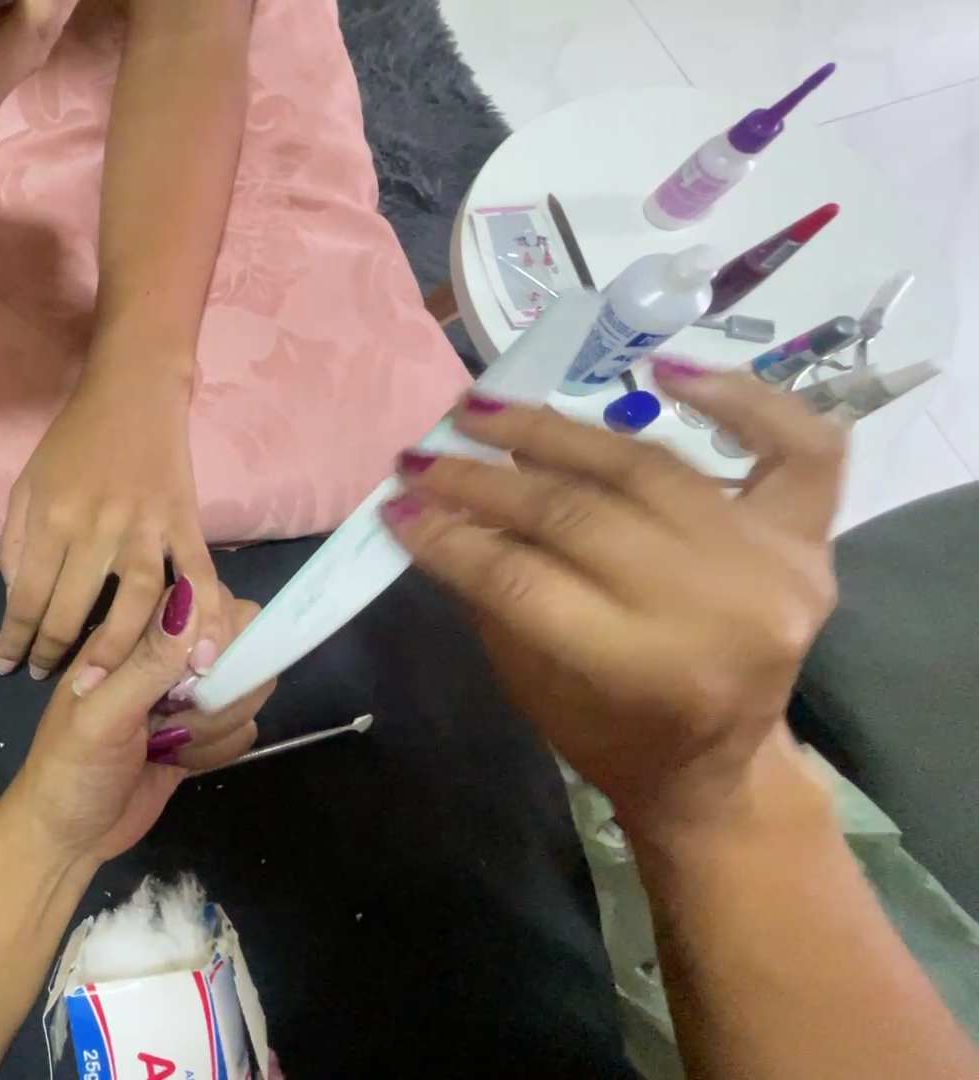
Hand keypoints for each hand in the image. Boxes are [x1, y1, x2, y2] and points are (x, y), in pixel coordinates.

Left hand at [0, 369, 220, 679]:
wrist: (132, 393)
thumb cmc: (72, 441)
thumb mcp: (26, 484)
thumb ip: (14, 542)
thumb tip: (18, 598)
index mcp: (50, 517)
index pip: (26, 596)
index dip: (14, 638)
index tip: (7, 665)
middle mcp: (95, 528)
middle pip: (72, 608)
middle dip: (53, 653)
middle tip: (47, 677)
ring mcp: (145, 526)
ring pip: (132, 603)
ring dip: (114, 652)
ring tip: (99, 682)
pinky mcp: (185, 522)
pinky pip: (195, 576)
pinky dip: (200, 618)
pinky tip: (198, 660)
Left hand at [8, 577, 273, 862]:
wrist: (68, 838)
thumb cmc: (70, 770)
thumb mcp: (103, 715)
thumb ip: (149, 661)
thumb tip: (194, 598)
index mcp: (129, 636)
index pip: (199, 597)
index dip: (215, 627)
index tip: (201, 669)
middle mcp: (162, 657)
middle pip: (235, 637)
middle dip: (224, 682)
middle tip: (181, 713)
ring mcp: (185, 695)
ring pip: (245, 684)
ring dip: (215, 723)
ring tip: (170, 746)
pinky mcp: (201, 733)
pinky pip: (241, 726)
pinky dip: (217, 751)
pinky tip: (178, 767)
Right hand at [382, 361, 842, 840]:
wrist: (713, 761)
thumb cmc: (600, 726)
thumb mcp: (523, 669)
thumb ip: (490, 582)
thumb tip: (437, 506)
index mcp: (640, 664)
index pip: (519, 577)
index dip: (446, 535)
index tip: (394, 503)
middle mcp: (717, 607)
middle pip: (576, 516)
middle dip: (480, 481)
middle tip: (422, 456)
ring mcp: (774, 565)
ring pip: (647, 469)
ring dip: (551, 432)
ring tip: (480, 410)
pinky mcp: (810, 539)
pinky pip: (797, 447)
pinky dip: (739, 398)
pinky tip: (662, 371)